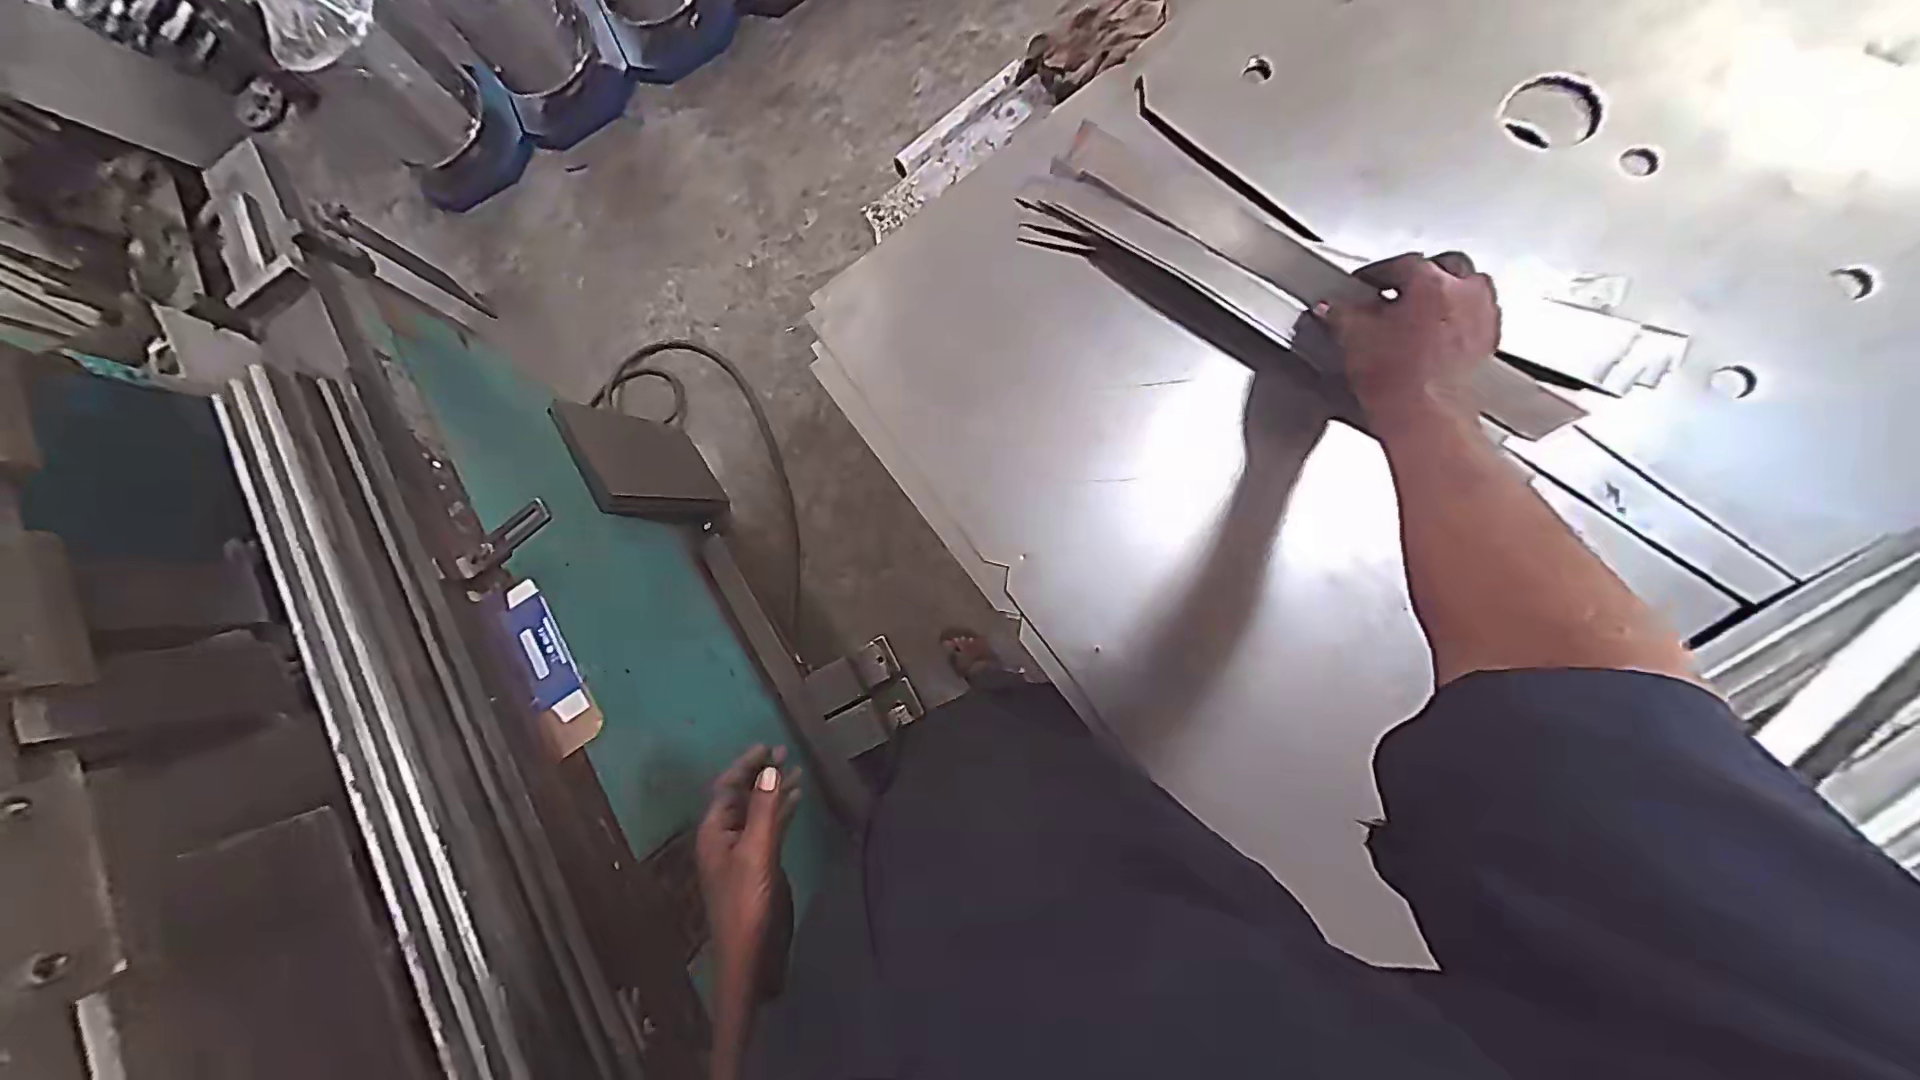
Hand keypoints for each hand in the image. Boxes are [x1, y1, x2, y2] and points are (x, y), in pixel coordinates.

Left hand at [696, 745, 800, 972]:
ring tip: (796, 769)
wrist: (751, 956)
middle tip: (785, 752)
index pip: (727, 787)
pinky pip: (770, 825)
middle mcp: (726, 836)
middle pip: (742, 795)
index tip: (768, 746)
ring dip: (774, 788)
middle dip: (761, 773)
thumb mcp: (756, 851)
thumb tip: (770, 770)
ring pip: (758, 809)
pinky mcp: (760, 862)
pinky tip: (797, 798)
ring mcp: (744, 850)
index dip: (746, 765)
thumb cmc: (747, 902)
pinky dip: (782, 808)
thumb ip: (764, 809)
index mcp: (715, 832)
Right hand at [1318, 252, 1500, 426]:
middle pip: (1443, 268)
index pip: (1401, 264)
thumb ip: (1341, 314)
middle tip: (1394, 292)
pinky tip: (1431, 338)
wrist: (1425, 415)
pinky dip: (1452, 321)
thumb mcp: (1353, 339)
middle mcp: (1466, 292)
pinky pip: (1471, 319)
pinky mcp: (1488, 342)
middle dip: (1417, 278)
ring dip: (1440, 297)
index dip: (1376, 273)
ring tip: (1414, 315)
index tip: (1364, 283)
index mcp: (1432, 282)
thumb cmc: (1398, 379)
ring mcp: (1483, 316)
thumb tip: (1332, 308)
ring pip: (1464, 291)